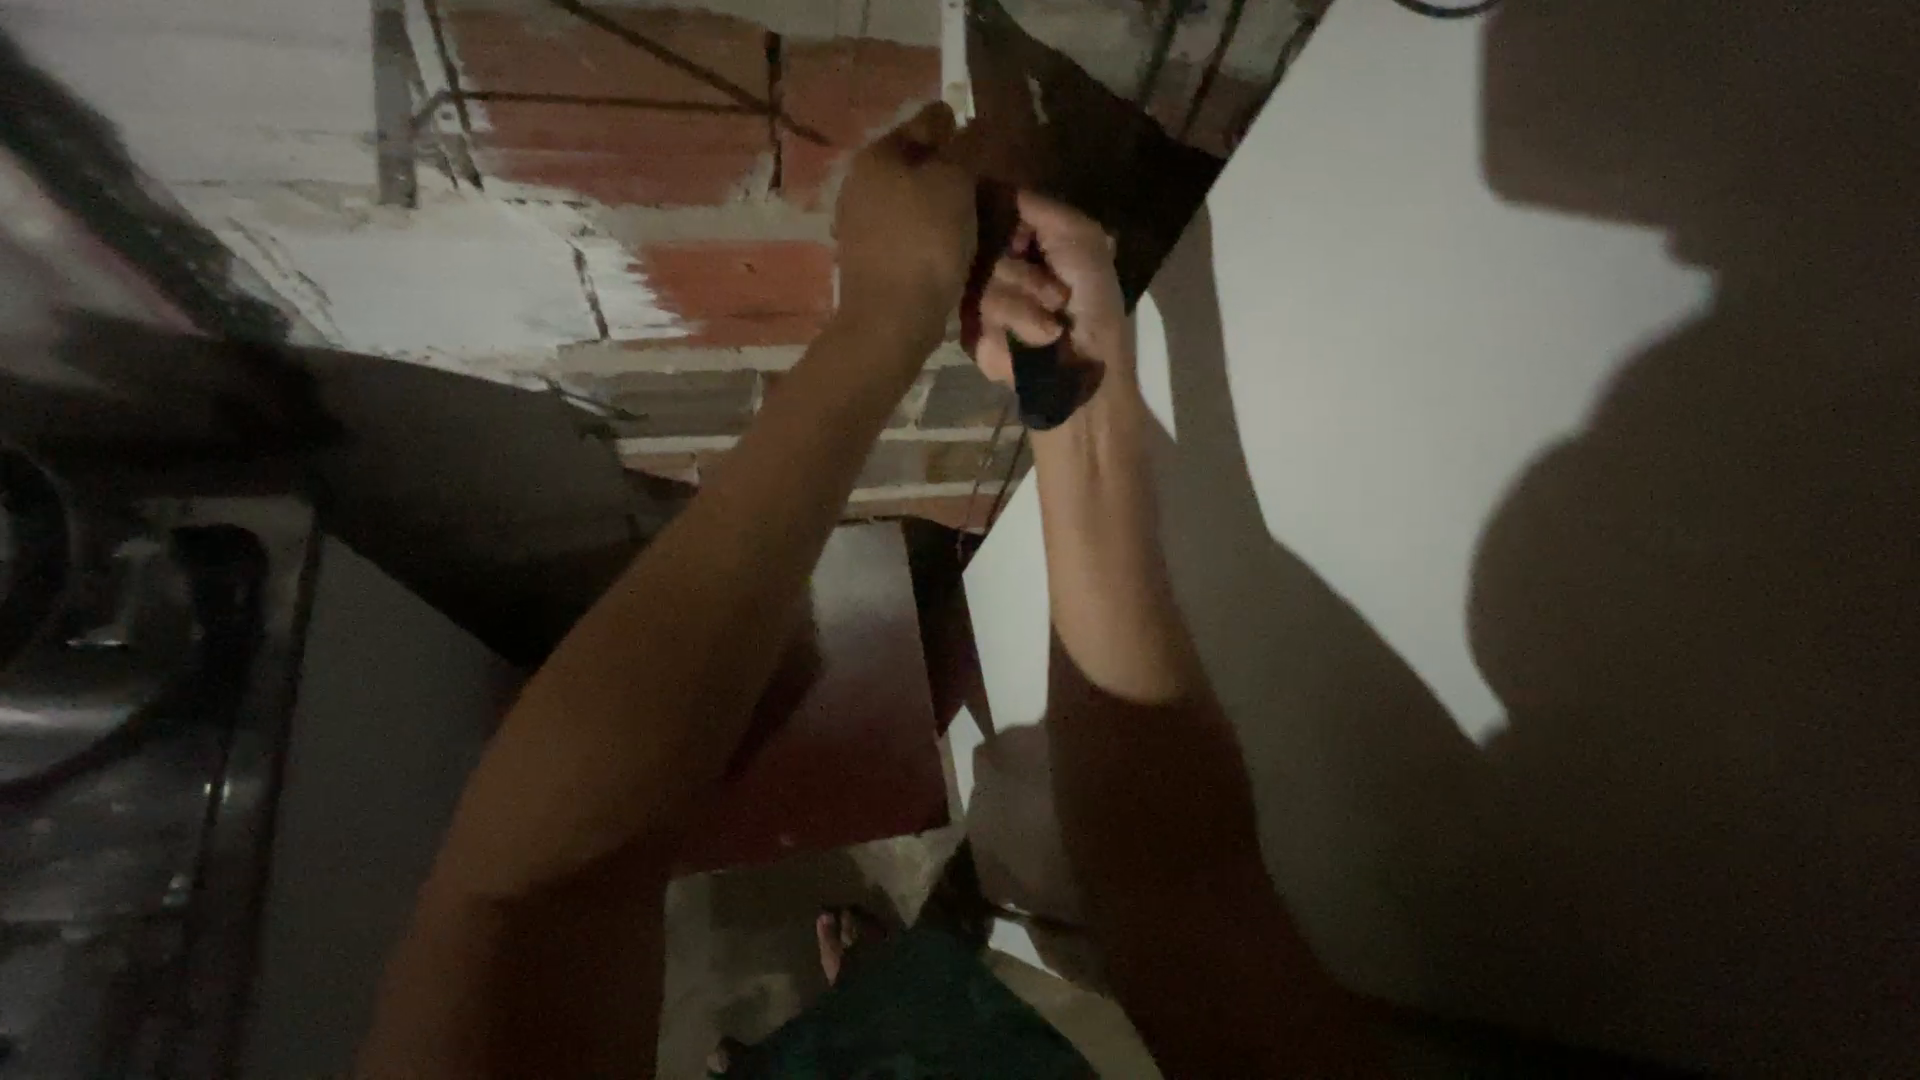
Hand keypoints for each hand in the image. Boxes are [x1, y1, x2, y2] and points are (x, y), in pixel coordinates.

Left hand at [834, 103, 977, 349]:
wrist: (891, 319)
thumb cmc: (925, 242)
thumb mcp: (955, 183)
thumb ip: (967, 147)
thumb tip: (973, 126)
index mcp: (876, 154)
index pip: (926, 122)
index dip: (958, 125)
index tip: (986, 138)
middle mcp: (860, 184)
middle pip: (915, 165)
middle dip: (949, 170)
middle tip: (987, 183)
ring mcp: (860, 226)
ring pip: (912, 202)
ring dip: (941, 205)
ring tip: (976, 217)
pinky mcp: (870, 261)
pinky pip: (908, 235)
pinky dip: (930, 235)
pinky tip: (951, 247)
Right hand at [974, 191, 1131, 388]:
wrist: (1086, 359)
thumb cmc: (1092, 297)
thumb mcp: (1079, 235)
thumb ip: (1037, 205)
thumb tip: (991, 186)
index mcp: (1023, 241)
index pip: (990, 211)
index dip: (1003, 218)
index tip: (1023, 237)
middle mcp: (997, 265)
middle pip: (981, 243)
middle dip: (1025, 270)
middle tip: (1055, 290)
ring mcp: (981, 299)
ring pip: (982, 278)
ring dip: (1026, 298)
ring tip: (1052, 318)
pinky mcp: (972, 332)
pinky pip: (978, 311)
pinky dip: (1017, 321)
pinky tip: (1038, 335)